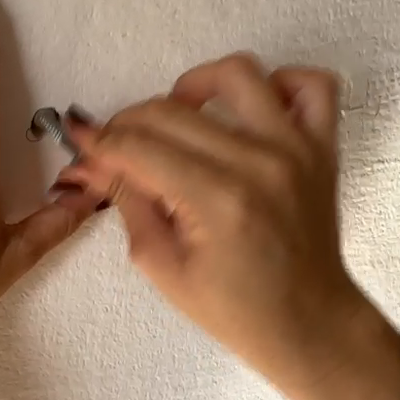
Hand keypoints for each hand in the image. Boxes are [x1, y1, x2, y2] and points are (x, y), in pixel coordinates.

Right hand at [65, 53, 399, 399]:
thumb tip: (88, 161)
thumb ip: (125, 201)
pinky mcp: (321, 146)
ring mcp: (296, 149)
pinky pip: (310, 85)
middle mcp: (259, 163)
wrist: (309, 325)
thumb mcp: (161, 263)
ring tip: (178, 116)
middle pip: (170, 110)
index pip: (137, 146)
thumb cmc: (235, 308)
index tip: (78, 140)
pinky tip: (245, 110)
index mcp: (217, 201)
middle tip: (114, 145)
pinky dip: (277, 83)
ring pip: (236, 74)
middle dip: (126, 122)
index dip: (98, 142)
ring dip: (193, 85)